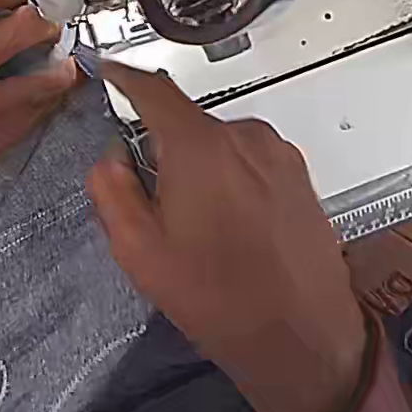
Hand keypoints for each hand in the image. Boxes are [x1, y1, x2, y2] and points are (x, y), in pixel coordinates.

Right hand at [85, 60, 365, 411]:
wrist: (301, 339)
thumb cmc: (224, 300)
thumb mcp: (138, 249)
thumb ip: (110, 188)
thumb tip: (111, 159)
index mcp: (201, 149)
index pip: (153, 90)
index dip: (125, 78)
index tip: (113, 72)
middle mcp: (245, 139)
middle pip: (183, 122)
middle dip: (161, 150)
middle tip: (157, 204)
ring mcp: (277, 154)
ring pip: (215, 142)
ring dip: (197, 168)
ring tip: (202, 227)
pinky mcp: (297, 173)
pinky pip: (246, 158)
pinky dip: (228, 178)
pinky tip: (230, 227)